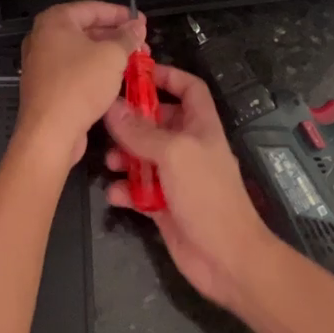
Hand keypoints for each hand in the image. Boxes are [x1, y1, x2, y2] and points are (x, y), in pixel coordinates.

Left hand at [16, 1, 145, 167]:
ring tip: (134, 61)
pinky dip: (94, 70)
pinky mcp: (45, 85)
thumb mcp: (112, 56)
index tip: (140, 20)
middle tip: (141, 43)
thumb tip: (137, 26)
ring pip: (81, 51)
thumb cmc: (80, 84)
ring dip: (107, 55)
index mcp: (54, 21)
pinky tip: (115, 79)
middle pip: (86, 29)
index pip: (92, 8)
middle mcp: (43, 37)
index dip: (119, 13)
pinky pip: (74, 70)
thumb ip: (127, 37)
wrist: (49, 132)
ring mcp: (41, 62)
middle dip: (116, 36)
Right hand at [104, 63, 277, 308]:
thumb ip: (140, 131)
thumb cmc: (207, 194)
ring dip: (124, 157)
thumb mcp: (173, 153)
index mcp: (201, 126)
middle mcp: (188, 146)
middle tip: (106, 122)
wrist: (227, 259)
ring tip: (109, 162)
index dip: (167, 76)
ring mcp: (177, 177)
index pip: (189, 88)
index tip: (136, 73)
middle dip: (132, 121)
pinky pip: (139, 189)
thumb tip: (111, 106)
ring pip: (144, 156)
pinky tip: (114, 193)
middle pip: (158, 121)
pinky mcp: (165, 205)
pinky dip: (125, 190)